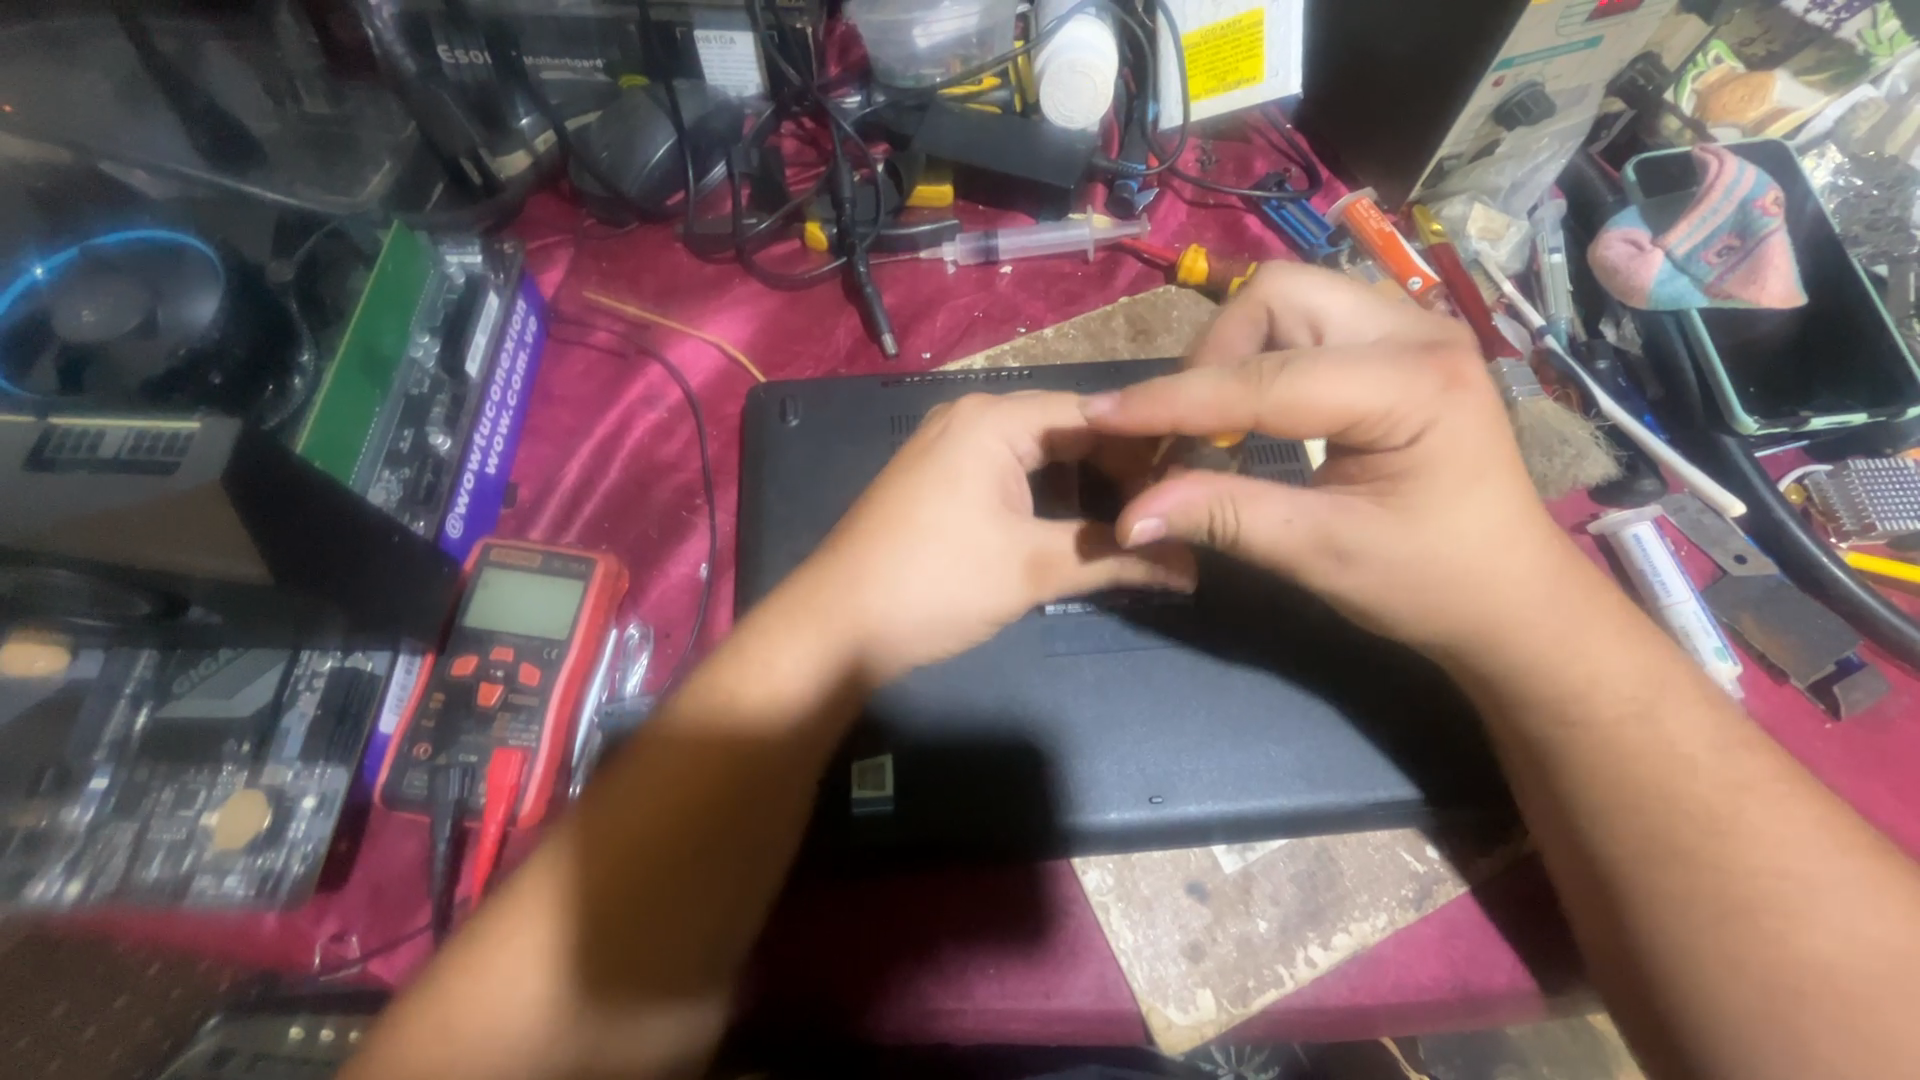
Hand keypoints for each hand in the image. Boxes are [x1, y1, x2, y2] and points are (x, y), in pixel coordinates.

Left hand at [787, 390, 1194, 683]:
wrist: (834, 628)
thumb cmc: (934, 585)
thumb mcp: (1032, 570)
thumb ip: (1115, 559)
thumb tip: (1192, 569)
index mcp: (996, 419)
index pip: (1097, 415)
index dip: (1150, 449)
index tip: (1196, 483)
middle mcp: (973, 419)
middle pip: (1069, 434)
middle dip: (1119, 476)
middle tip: (1172, 516)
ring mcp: (952, 450)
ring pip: (1041, 460)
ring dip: (1086, 493)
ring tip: (1136, 529)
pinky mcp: (941, 483)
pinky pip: (1011, 478)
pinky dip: (1048, 503)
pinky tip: (1080, 534)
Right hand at [1083, 261, 1581, 655]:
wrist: (1510, 598)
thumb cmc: (1430, 584)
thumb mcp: (1322, 554)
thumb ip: (1224, 517)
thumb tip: (1130, 515)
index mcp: (1414, 385)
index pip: (1264, 379)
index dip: (1173, 402)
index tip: (1100, 418)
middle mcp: (1417, 331)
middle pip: (1277, 297)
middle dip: (1211, 359)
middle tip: (1186, 434)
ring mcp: (1410, 329)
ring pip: (1286, 299)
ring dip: (1230, 355)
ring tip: (1212, 425)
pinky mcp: (1394, 345)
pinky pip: (1303, 324)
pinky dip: (1256, 360)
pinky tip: (1248, 414)